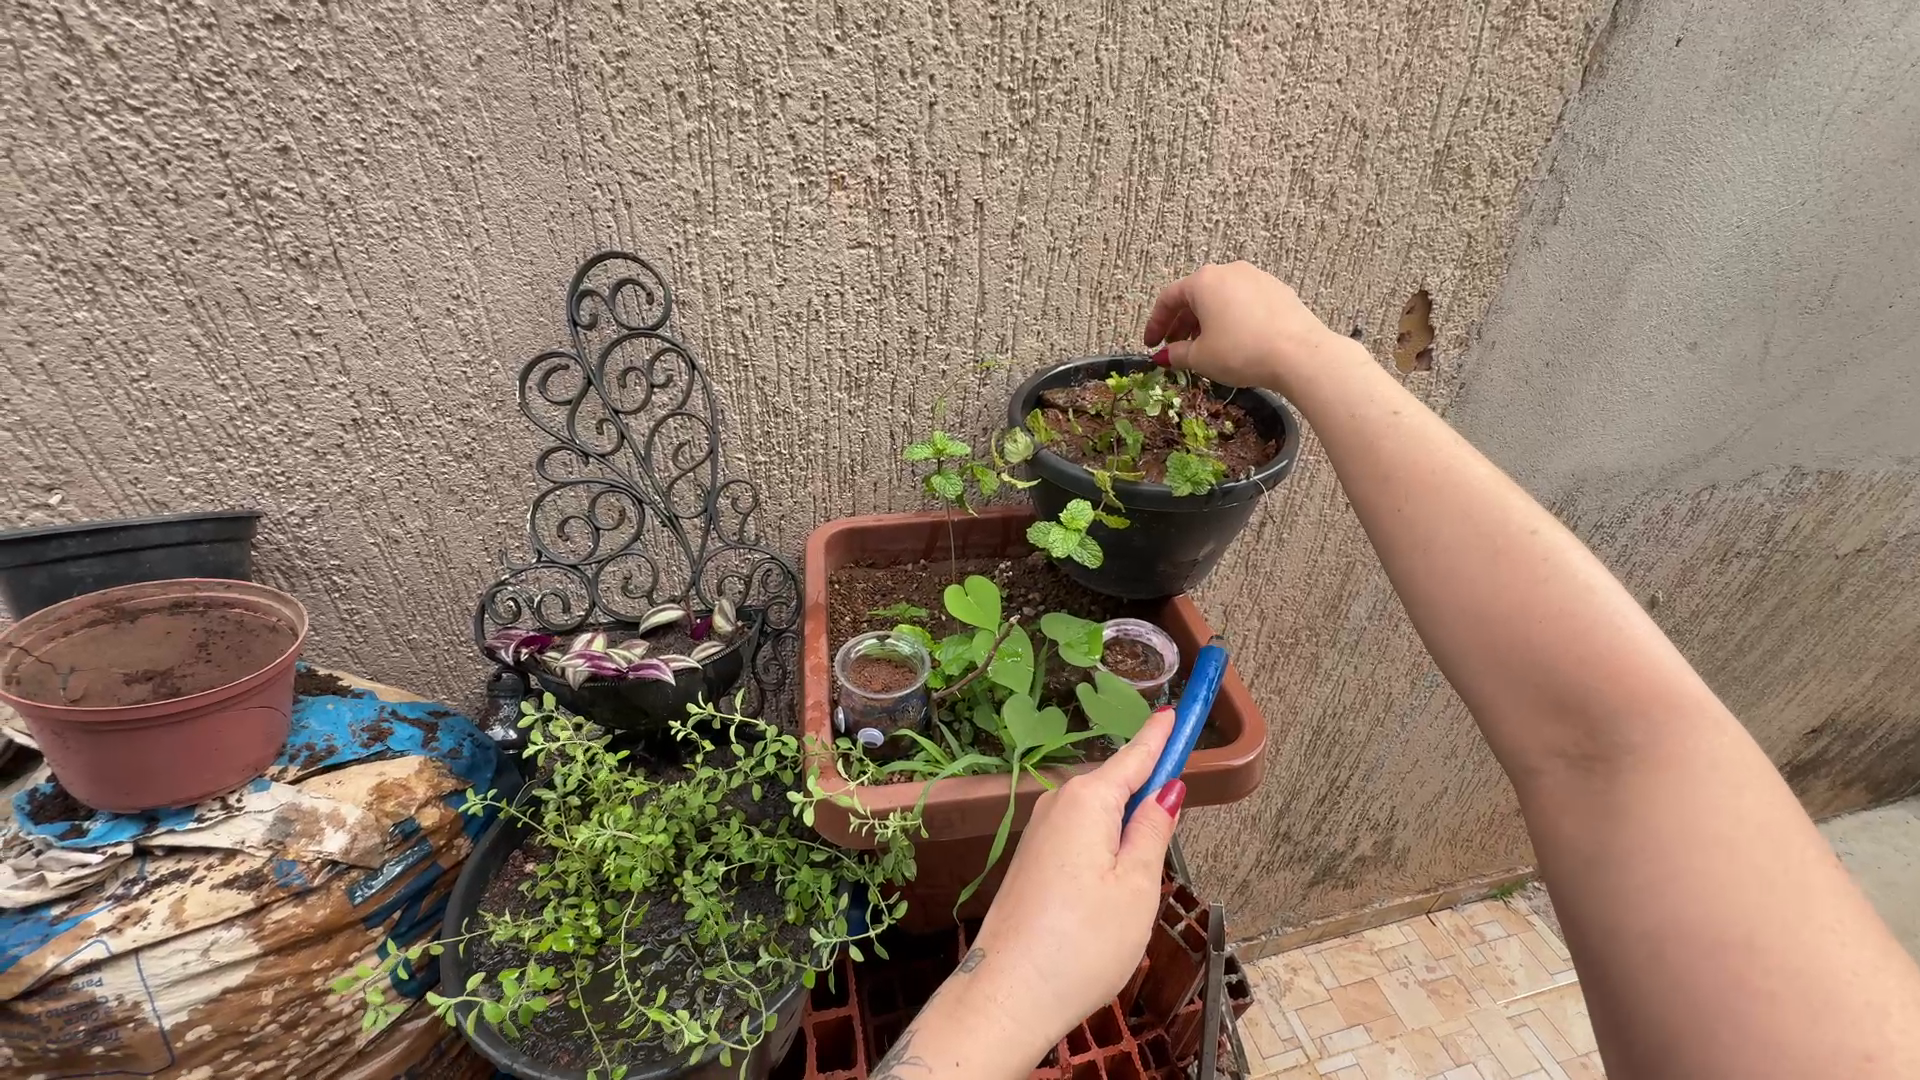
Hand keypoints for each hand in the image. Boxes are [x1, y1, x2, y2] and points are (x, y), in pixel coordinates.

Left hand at [963, 707, 1184, 1053]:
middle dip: (1146, 799)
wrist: (1008, 990)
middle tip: (1167, 830)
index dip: (1160, 736)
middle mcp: (1058, 802)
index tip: (1175, 709)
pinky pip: (1079, 833)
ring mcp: (1041, 828)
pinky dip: (1103, 846)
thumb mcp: (1137, 886)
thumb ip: (1153, 831)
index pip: (1135, 757)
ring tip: (1133, 889)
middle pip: (1116, 785)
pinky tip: (1106, 890)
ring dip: (1124, 832)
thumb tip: (1167, 788)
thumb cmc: (1082, 943)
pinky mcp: (1033, 855)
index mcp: (1087, 800)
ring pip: (1098, 814)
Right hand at [1143, 261, 1357, 396]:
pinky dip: (1230, 319)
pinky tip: (1231, 341)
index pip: (1168, 299)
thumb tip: (1165, 356)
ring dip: (1205, 321)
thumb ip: (1176, 354)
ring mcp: (1257, 278)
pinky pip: (1243, 302)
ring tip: (1202, 347)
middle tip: (1174, 348)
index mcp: (1204, 282)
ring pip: (1220, 298)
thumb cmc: (1241, 352)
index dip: (1155, 323)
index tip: (1151, 344)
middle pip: (1195, 295)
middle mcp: (1229, 272)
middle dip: (1180, 323)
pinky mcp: (1277, 291)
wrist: (1298, 354)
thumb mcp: (1200, 358)